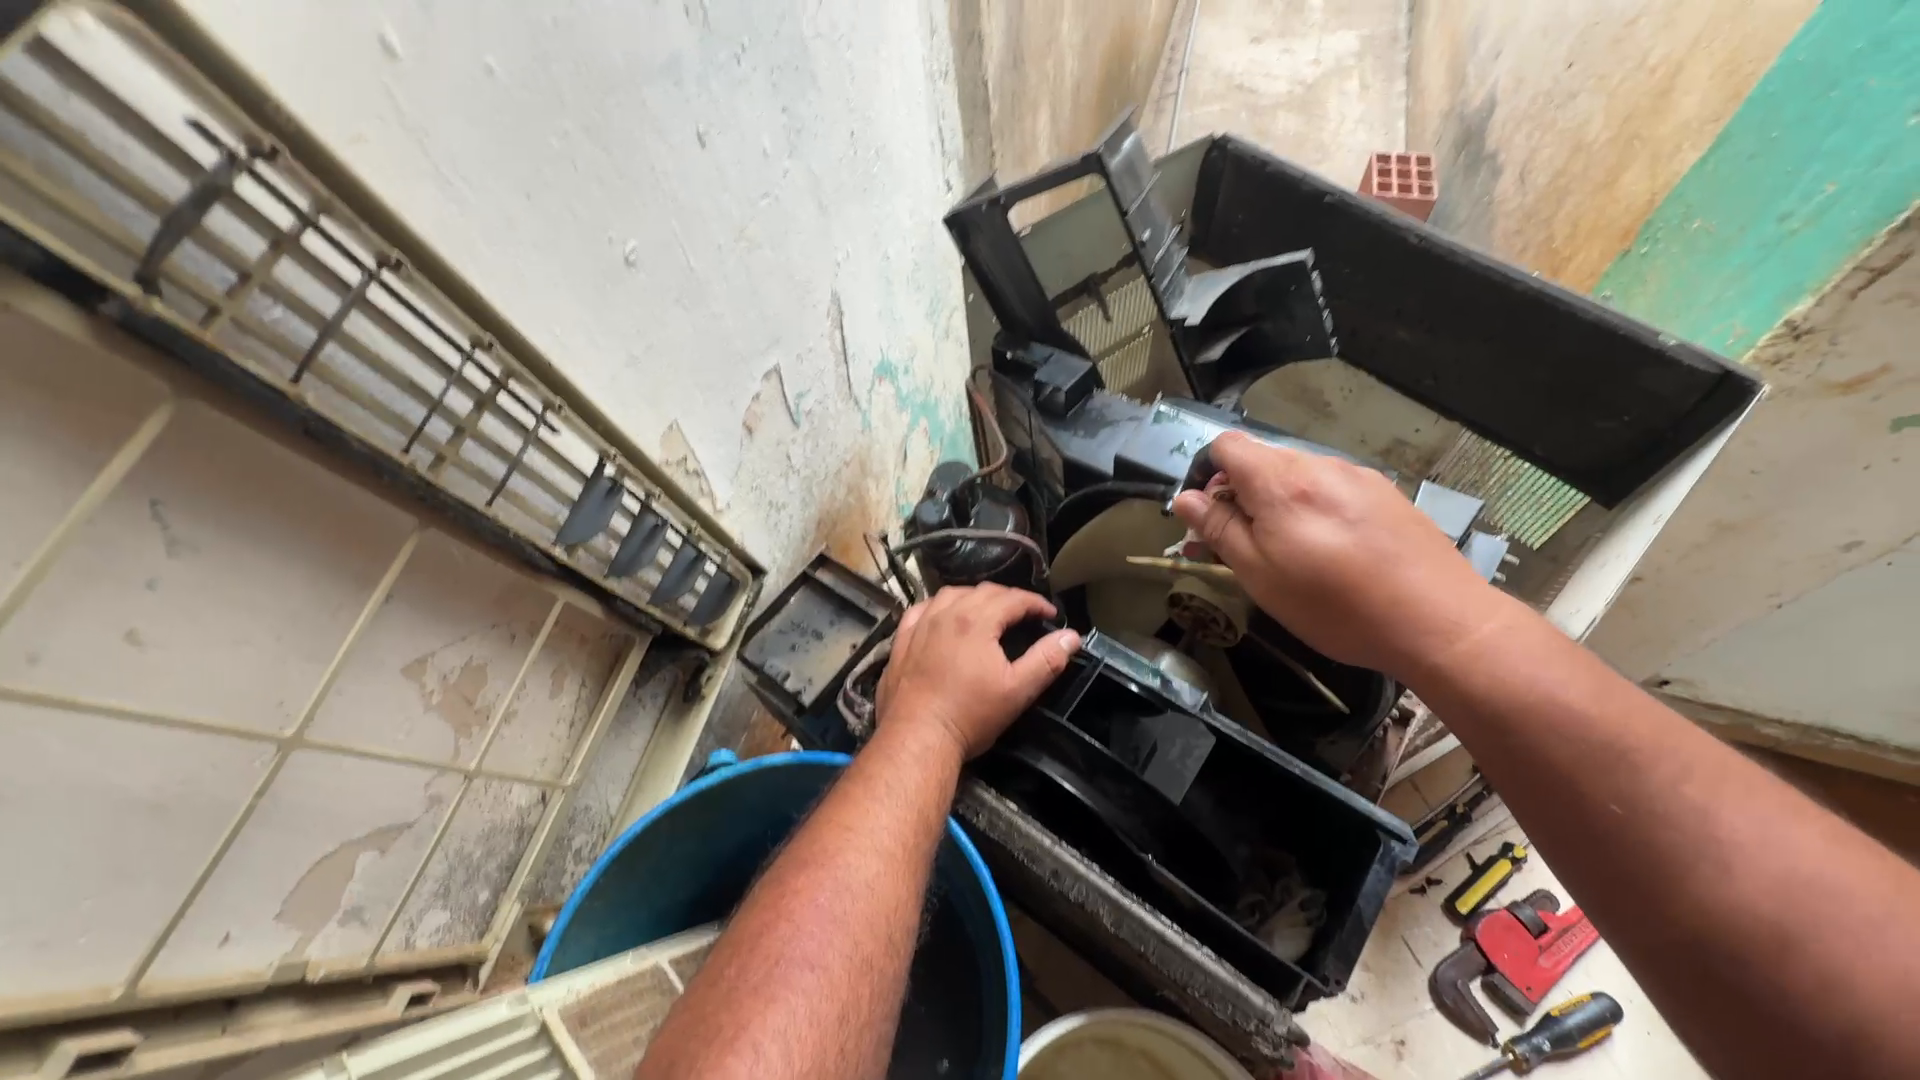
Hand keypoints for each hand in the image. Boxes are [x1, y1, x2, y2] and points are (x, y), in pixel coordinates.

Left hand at [875, 584, 1081, 760]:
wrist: (917, 738)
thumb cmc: (970, 716)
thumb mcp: (1017, 691)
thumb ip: (1047, 660)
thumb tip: (1072, 637)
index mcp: (976, 621)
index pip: (1013, 599)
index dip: (1036, 603)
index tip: (1050, 615)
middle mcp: (946, 614)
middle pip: (982, 591)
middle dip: (1008, 598)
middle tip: (1025, 614)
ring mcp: (919, 626)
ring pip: (950, 594)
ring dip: (974, 597)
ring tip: (988, 610)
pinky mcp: (901, 641)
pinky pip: (920, 609)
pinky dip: (938, 606)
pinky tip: (942, 615)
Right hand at [1171, 432, 1509, 679]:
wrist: (1437, 621)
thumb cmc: (1334, 605)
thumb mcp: (1259, 575)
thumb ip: (1219, 530)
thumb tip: (1185, 498)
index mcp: (1281, 481)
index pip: (1227, 445)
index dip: (1208, 474)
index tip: (1212, 516)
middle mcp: (1319, 465)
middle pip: (1263, 461)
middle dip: (1244, 495)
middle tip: (1246, 547)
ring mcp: (1358, 477)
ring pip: (1299, 477)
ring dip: (1281, 505)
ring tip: (1294, 555)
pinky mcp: (1387, 494)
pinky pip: (1333, 490)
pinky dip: (1317, 511)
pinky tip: (1335, 553)